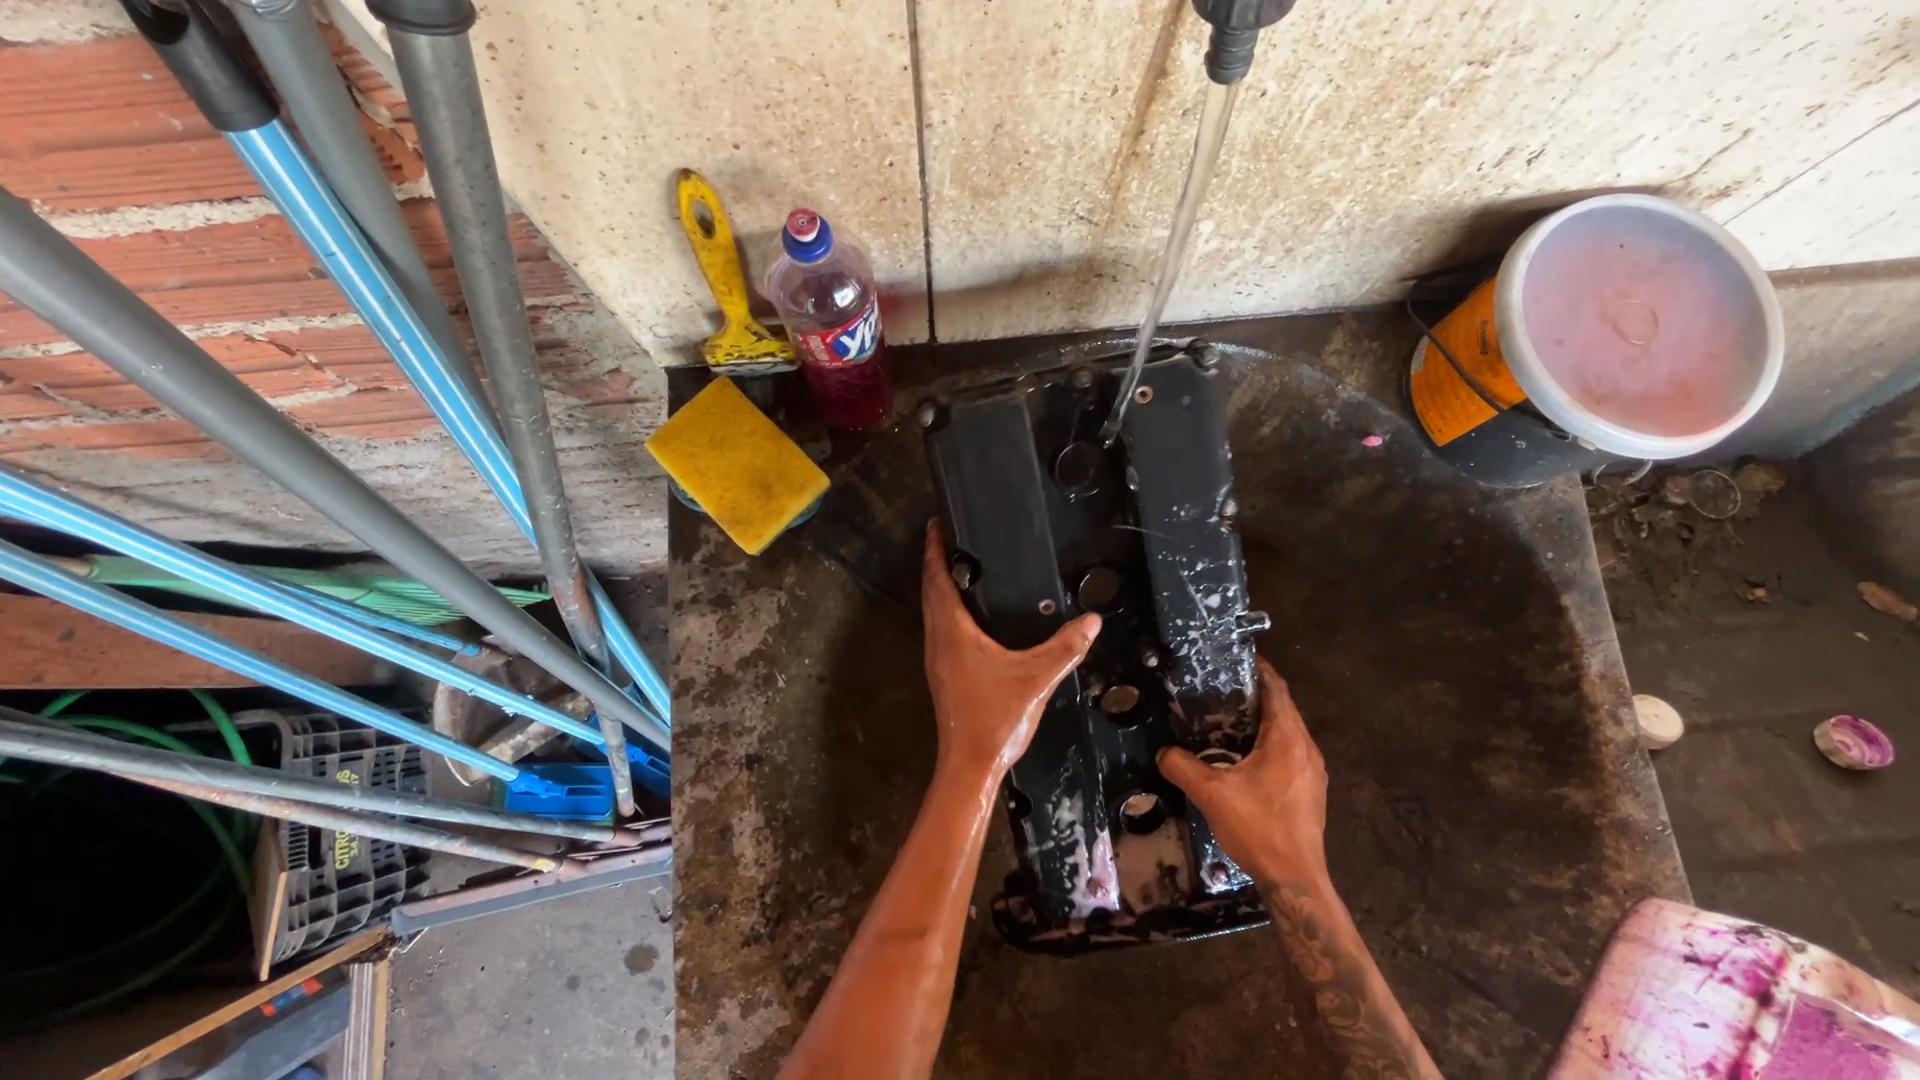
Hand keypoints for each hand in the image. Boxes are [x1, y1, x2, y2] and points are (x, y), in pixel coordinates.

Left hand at [921, 521, 1100, 778]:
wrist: (969, 764)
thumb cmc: (995, 718)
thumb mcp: (1036, 679)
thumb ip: (1065, 648)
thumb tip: (1092, 620)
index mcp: (953, 632)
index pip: (936, 579)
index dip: (934, 549)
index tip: (936, 523)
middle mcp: (938, 641)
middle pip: (930, 592)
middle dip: (936, 562)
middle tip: (950, 537)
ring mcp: (938, 659)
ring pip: (932, 611)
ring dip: (939, 587)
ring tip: (958, 567)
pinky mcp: (944, 674)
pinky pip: (940, 629)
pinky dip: (947, 609)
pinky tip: (970, 616)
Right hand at [1157, 658, 1329, 885]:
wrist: (1295, 879)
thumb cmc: (1257, 828)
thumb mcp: (1211, 794)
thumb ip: (1183, 766)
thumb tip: (1163, 752)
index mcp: (1287, 739)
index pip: (1277, 689)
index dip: (1259, 670)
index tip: (1236, 659)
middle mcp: (1306, 748)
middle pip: (1284, 708)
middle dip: (1256, 695)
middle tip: (1222, 689)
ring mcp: (1313, 771)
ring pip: (1289, 732)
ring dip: (1264, 722)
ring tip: (1230, 720)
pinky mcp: (1312, 790)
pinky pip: (1291, 752)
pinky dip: (1271, 744)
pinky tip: (1246, 758)